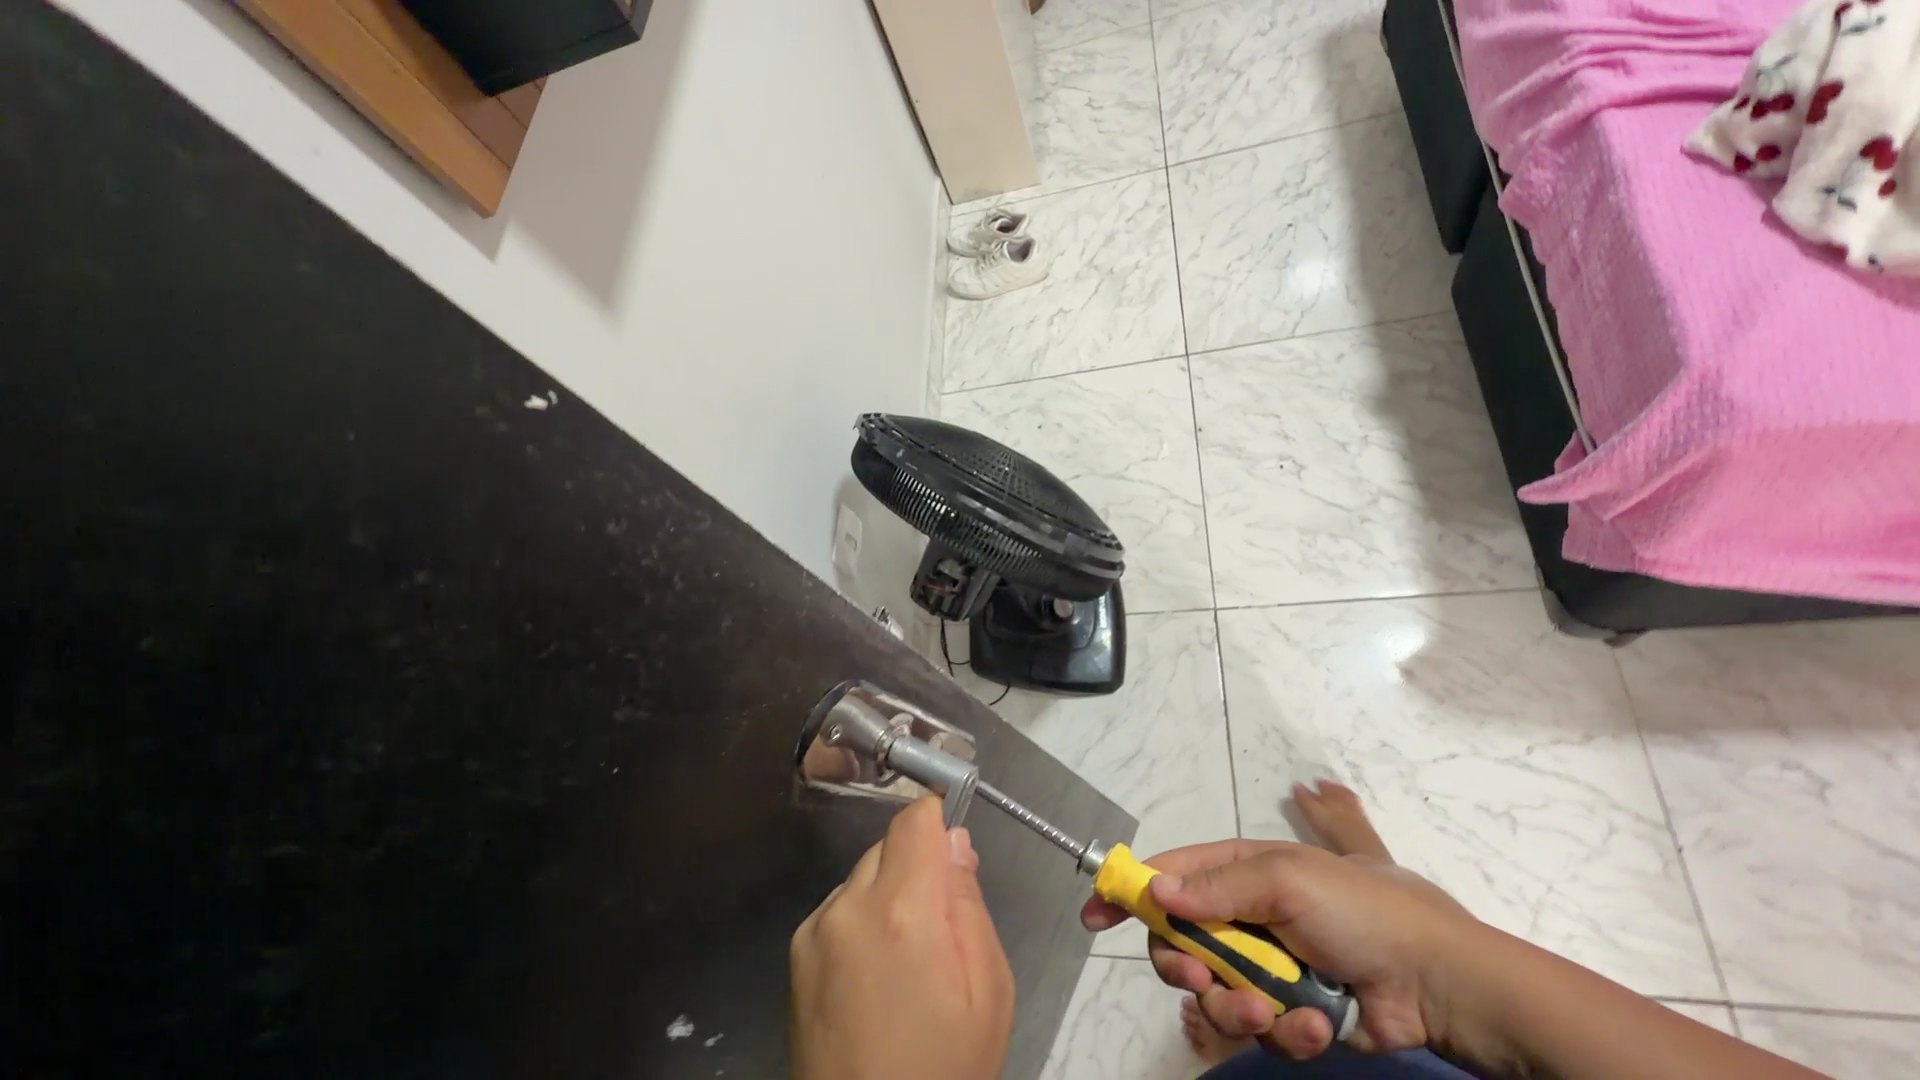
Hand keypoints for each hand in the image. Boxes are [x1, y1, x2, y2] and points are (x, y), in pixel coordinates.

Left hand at [790, 798, 1014, 1079]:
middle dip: (917, 868)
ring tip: (904, 961)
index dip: (939, 823)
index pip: (914, 820)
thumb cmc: (945, 1065)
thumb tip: (953, 840)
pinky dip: (860, 921)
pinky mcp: (796, 952)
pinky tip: (873, 974)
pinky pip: (839, 907)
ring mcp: (815, 929)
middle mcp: (848, 906)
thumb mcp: (988, 989)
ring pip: (863, 876)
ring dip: (887, 895)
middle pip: (888, 846)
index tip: (954, 851)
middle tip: (939, 928)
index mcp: (902, 911)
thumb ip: (969, 903)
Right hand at [1080, 801, 1481, 1060]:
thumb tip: (1155, 888)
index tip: (1094, 915)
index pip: (1170, 875)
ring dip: (1236, 1007)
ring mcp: (1265, 968)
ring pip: (1213, 994)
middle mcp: (1244, 918)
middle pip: (1178, 942)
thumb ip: (1216, 887)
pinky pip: (1258, 1028)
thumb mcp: (1285, 879)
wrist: (1436, 981)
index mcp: (1241, 873)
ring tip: (1270, 1012)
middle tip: (1195, 978)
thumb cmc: (1359, 909)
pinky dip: (1285, 1030)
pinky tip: (1314, 1025)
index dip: (1130, 891)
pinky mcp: (1287, 1014)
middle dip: (1183, 964)